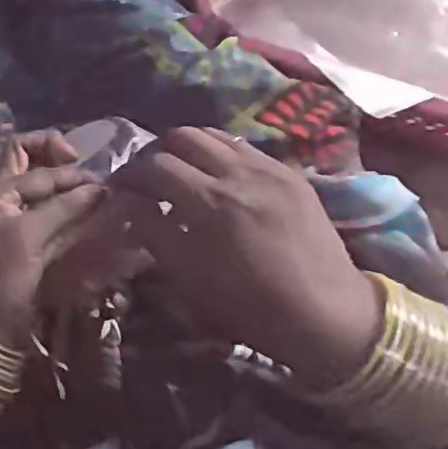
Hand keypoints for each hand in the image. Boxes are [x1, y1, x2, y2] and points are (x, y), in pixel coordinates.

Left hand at [0, 134, 105, 343]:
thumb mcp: (26, 236)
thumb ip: (62, 208)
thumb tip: (100, 188)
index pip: (33, 161)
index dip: (65, 169)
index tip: (97, 182)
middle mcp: (9, 199)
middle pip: (37, 166)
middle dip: (64, 166)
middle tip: (92, 179)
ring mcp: (25, 222)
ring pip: (53, 195)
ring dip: (78, 193)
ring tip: (107, 197)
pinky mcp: (40, 245)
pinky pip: (62, 222)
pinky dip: (80, 218)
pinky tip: (103, 219)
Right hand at [110, 127, 379, 386]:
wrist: (328, 314)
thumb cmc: (249, 306)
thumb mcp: (188, 276)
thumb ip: (154, 233)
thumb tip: (130, 206)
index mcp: (210, 203)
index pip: (154, 166)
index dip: (129, 174)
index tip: (119, 189)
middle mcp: (238, 174)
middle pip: (180, 137)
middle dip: (156, 154)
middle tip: (148, 179)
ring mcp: (269, 169)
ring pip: (213, 134)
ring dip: (187, 149)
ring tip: (179, 173)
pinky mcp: (291, 173)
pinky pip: (243, 147)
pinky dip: (219, 154)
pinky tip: (215, 178)